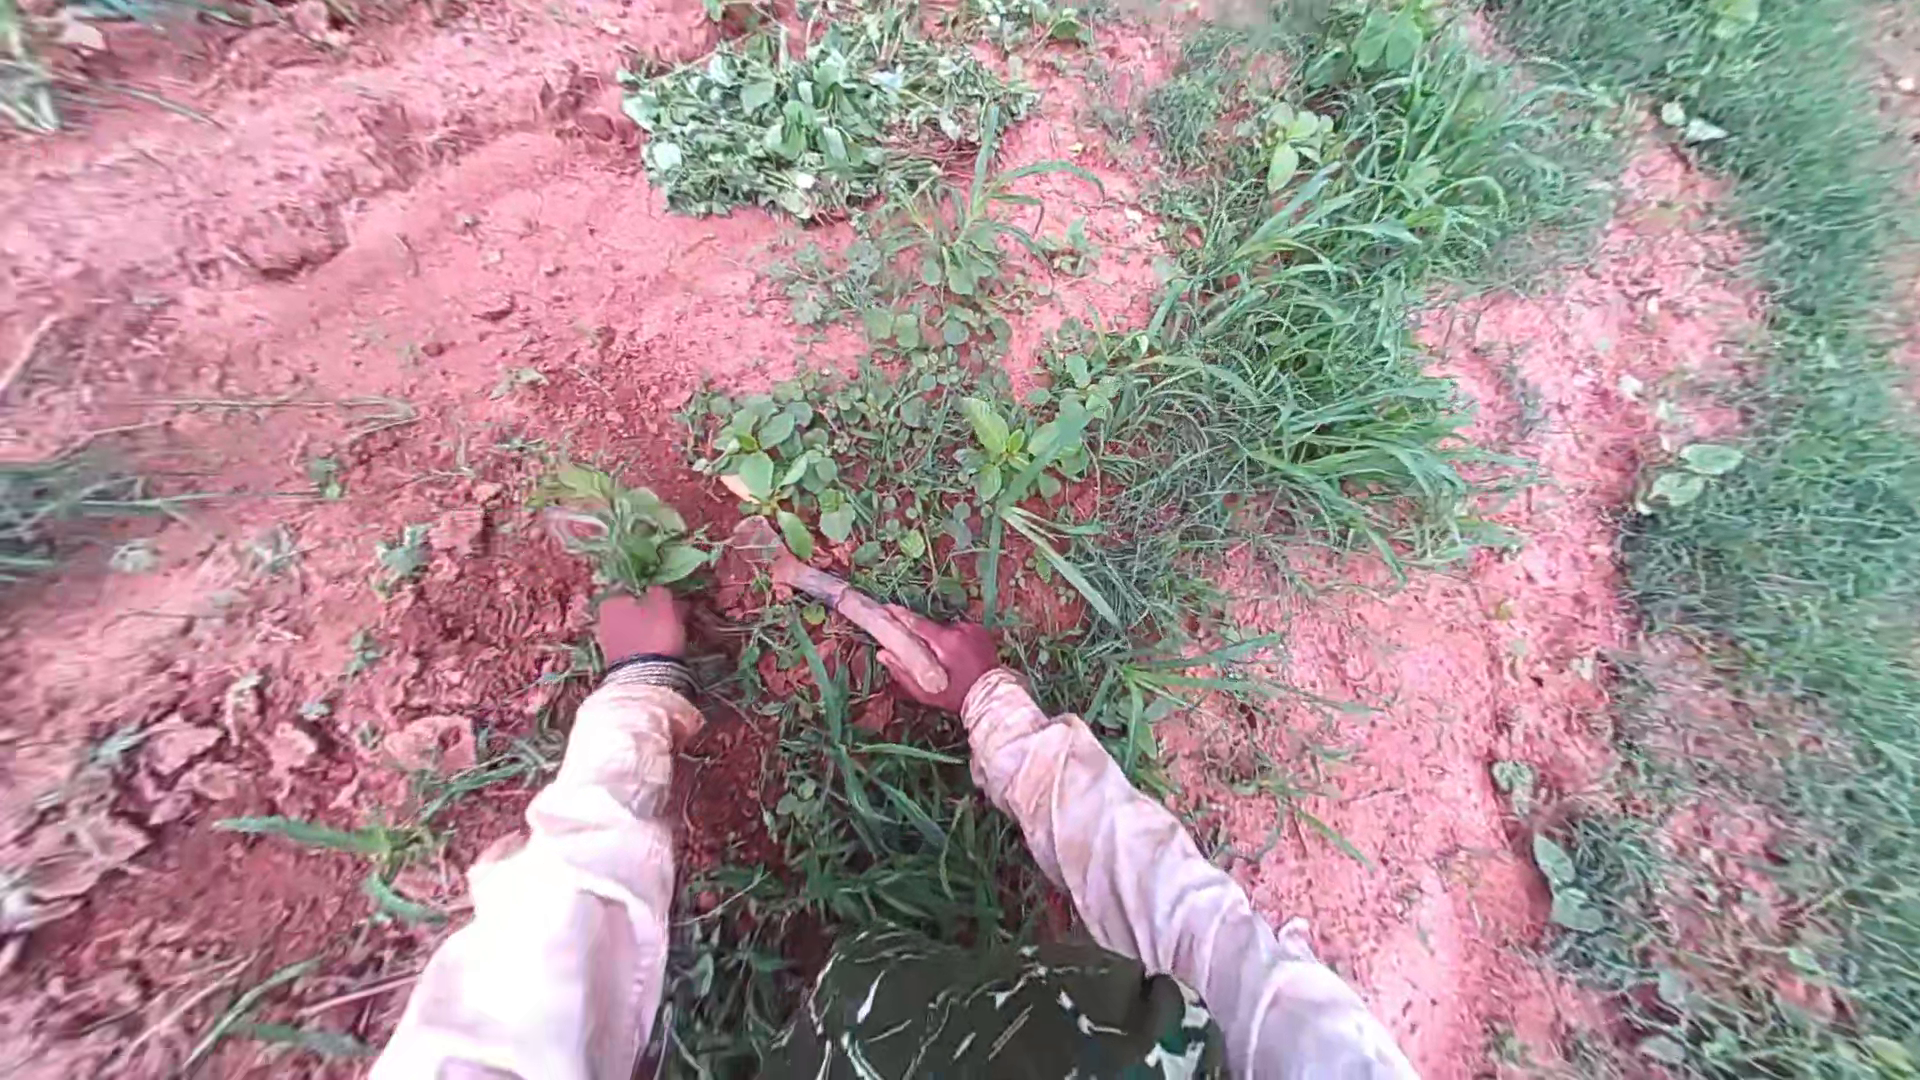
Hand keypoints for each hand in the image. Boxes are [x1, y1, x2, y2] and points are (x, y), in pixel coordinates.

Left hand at [596, 587, 686, 663]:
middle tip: (675, 613)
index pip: (634, 590)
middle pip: (634, 610)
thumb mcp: (663, 605)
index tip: (671, 599)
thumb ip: (659, 592)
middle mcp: (604, 621)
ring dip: (653, 627)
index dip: (654, 593)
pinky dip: (650, 642)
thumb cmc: (653, 633)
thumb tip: (656, 589)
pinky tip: (664, 646)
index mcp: (611, 603)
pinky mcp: (618, 661)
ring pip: (637, 627)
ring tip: (674, 631)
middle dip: (654, 611)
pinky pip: (638, 644)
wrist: (645, 677)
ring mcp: (609, 643)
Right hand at [877, 608, 998, 713]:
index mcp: (945, 642)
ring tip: (944, 658)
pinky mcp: (981, 630)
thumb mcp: (926, 692)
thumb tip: (883, 653)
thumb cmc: (955, 697)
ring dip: (940, 639)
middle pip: (931, 627)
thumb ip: (902, 673)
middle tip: (921, 650)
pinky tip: (957, 655)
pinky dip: (955, 639)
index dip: (900, 615)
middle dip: (923, 635)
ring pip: (946, 629)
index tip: (886, 609)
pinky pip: (959, 630)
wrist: (992, 697)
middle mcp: (960, 629)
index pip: (917, 623)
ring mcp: (972, 628)